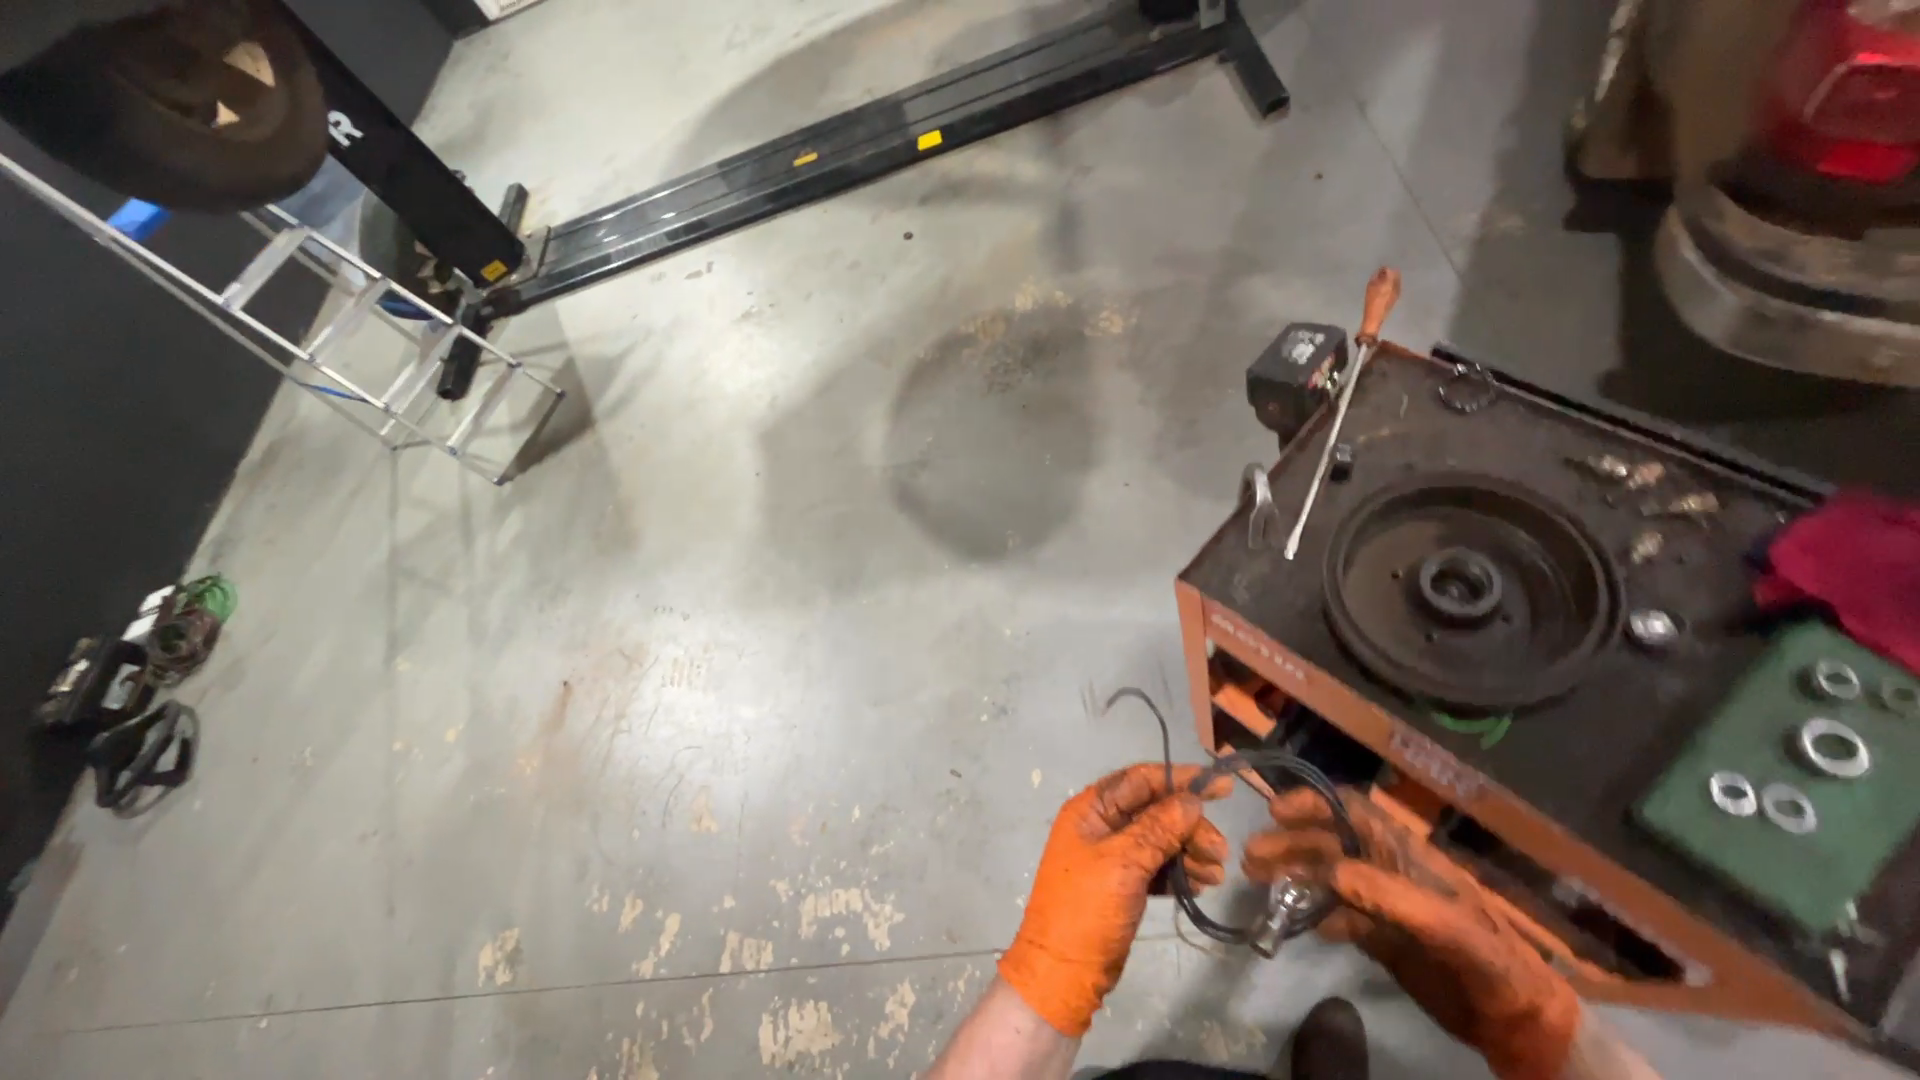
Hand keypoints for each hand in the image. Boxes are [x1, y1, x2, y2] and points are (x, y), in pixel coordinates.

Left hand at [998, 763, 1232, 1035]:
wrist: (1063, 974)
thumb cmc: (1086, 910)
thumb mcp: (1123, 863)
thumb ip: (1158, 827)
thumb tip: (1191, 800)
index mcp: (1090, 810)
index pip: (1140, 780)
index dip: (1180, 779)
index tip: (1221, 787)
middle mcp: (1101, 826)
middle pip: (1156, 810)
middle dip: (1189, 826)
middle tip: (1218, 851)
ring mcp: (1112, 856)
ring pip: (1161, 839)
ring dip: (1190, 851)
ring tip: (1212, 876)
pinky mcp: (1124, 884)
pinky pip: (1158, 866)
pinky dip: (1179, 872)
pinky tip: (1199, 886)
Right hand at [1244, 788, 1580, 1079]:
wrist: (1519, 1020)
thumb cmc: (1489, 962)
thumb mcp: (1447, 926)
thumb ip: (1389, 895)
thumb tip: (1329, 870)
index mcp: (1406, 855)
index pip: (1352, 812)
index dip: (1313, 804)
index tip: (1275, 812)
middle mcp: (1389, 871)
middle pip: (1330, 843)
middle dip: (1290, 844)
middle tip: (1251, 858)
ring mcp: (1385, 905)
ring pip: (1329, 878)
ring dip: (1294, 876)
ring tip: (1258, 883)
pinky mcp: (1383, 939)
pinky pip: (1340, 917)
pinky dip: (1316, 915)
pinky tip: (1301, 924)